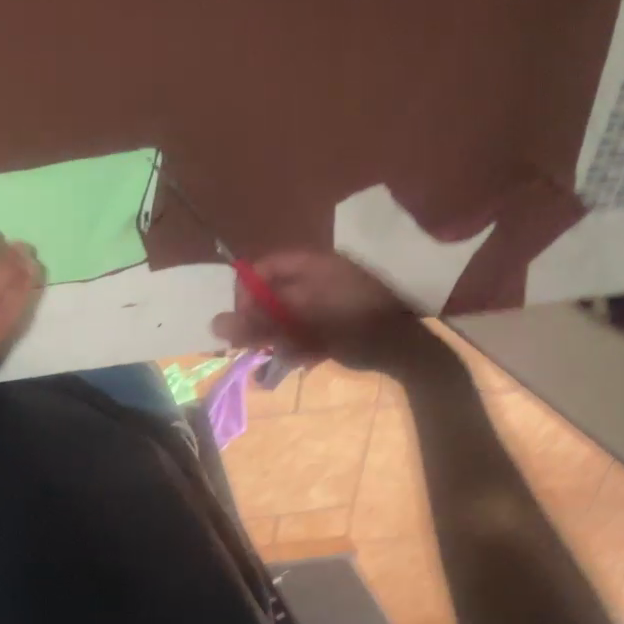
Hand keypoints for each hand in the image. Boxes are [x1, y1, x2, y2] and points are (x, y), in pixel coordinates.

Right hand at [210, 250, 433, 371]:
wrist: (409, 348)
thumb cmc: (356, 324)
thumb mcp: (302, 322)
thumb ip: (258, 322)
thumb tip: (213, 323)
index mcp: (308, 265)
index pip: (258, 270)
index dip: (244, 296)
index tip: (243, 325)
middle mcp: (314, 277)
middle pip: (270, 297)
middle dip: (263, 325)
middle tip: (263, 347)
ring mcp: (326, 299)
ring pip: (285, 318)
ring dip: (282, 340)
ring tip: (295, 354)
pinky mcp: (336, 321)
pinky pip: (306, 330)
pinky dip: (302, 345)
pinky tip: (311, 358)